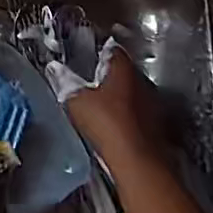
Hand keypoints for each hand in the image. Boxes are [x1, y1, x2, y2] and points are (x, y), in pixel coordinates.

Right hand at [62, 43, 159, 163]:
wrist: (138, 163)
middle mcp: (142, 80)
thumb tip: (55, 69)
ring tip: (100, 106)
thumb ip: (66, 82)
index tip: (86, 58)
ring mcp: (152, 102)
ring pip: (132, 91)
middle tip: (89, 83)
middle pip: (122, 70)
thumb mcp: (78, 101)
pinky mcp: (157, 125)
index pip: (111, 49)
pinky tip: (115, 126)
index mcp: (123, 67)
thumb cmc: (107, 124)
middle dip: (108, 75)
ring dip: (119, 96)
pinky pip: (138, 112)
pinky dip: (127, 115)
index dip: (98, 52)